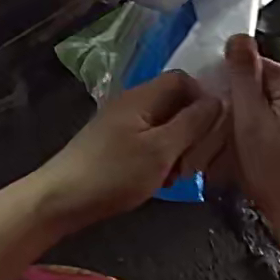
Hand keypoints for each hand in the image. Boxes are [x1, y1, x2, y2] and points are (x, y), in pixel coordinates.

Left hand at [30, 71, 226, 229]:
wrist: (61, 199)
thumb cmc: (113, 173)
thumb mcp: (161, 149)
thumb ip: (192, 123)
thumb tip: (217, 100)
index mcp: (141, 97)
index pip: (183, 80)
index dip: (204, 100)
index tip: (212, 131)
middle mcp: (131, 104)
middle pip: (176, 105)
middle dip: (193, 131)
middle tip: (193, 162)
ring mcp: (121, 125)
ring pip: (165, 129)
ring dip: (178, 150)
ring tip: (175, 176)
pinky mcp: (115, 146)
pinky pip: (149, 145)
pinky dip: (160, 160)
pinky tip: (159, 182)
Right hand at [212, 34, 279, 226]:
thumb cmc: (272, 169)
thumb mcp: (250, 120)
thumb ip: (243, 77)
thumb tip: (238, 37)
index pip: (256, 66)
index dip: (231, 83)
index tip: (218, 105)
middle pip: (262, 79)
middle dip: (240, 97)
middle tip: (227, 123)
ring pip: (266, 95)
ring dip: (248, 110)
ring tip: (238, 134)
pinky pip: (275, 109)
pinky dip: (260, 120)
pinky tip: (252, 139)